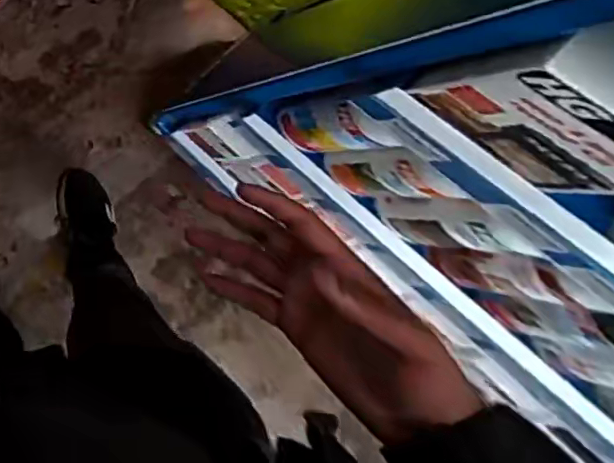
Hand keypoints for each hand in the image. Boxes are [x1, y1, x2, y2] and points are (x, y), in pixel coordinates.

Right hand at [186, 184, 483, 444]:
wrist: (422, 424)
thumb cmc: (421, 372)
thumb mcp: (403, 338)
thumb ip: (360, 303)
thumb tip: (317, 269)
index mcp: (342, 268)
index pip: (302, 225)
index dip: (273, 204)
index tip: (241, 189)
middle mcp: (315, 275)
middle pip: (269, 236)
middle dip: (236, 215)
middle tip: (203, 197)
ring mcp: (302, 299)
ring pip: (254, 263)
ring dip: (224, 248)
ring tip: (191, 234)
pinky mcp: (293, 325)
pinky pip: (256, 299)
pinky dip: (231, 287)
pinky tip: (206, 277)